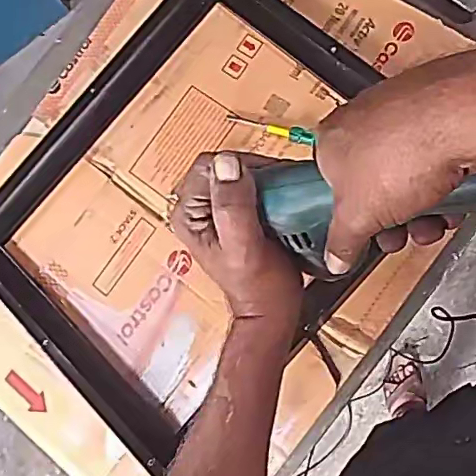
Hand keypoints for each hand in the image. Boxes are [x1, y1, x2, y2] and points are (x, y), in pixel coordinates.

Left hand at [170, 152, 302, 323]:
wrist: (272, 311)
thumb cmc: (258, 288)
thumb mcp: (244, 246)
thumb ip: (234, 206)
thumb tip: (227, 164)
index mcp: (189, 213)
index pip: (212, 165)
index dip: (243, 167)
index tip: (270, 181)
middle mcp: (200, 209)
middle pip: (228, 167)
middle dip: (259, 174)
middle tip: (283, 191)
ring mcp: (220, 212)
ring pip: (244, 176)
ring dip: (268, 182)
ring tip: (287, 198)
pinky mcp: (240, 217)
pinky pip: (255, 190)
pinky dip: (273, 192)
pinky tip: (285, 205)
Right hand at [315, 86, 475, 273]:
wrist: (463, 121)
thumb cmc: (407, 151)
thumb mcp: (358, 217)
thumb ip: (343, 242)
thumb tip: (336, 259)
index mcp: (331, 142)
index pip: (330, 187)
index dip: (349, 218)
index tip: (362, 236)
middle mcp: (364, 124)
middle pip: (374, 189)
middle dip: (392, 222)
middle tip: (402, 235)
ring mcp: (402, 120)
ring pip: (408, 181)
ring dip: (422, 213)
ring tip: (434, 222)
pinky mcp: (438, 123)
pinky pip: (435, 166)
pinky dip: (444, 189)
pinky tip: (454, 202)